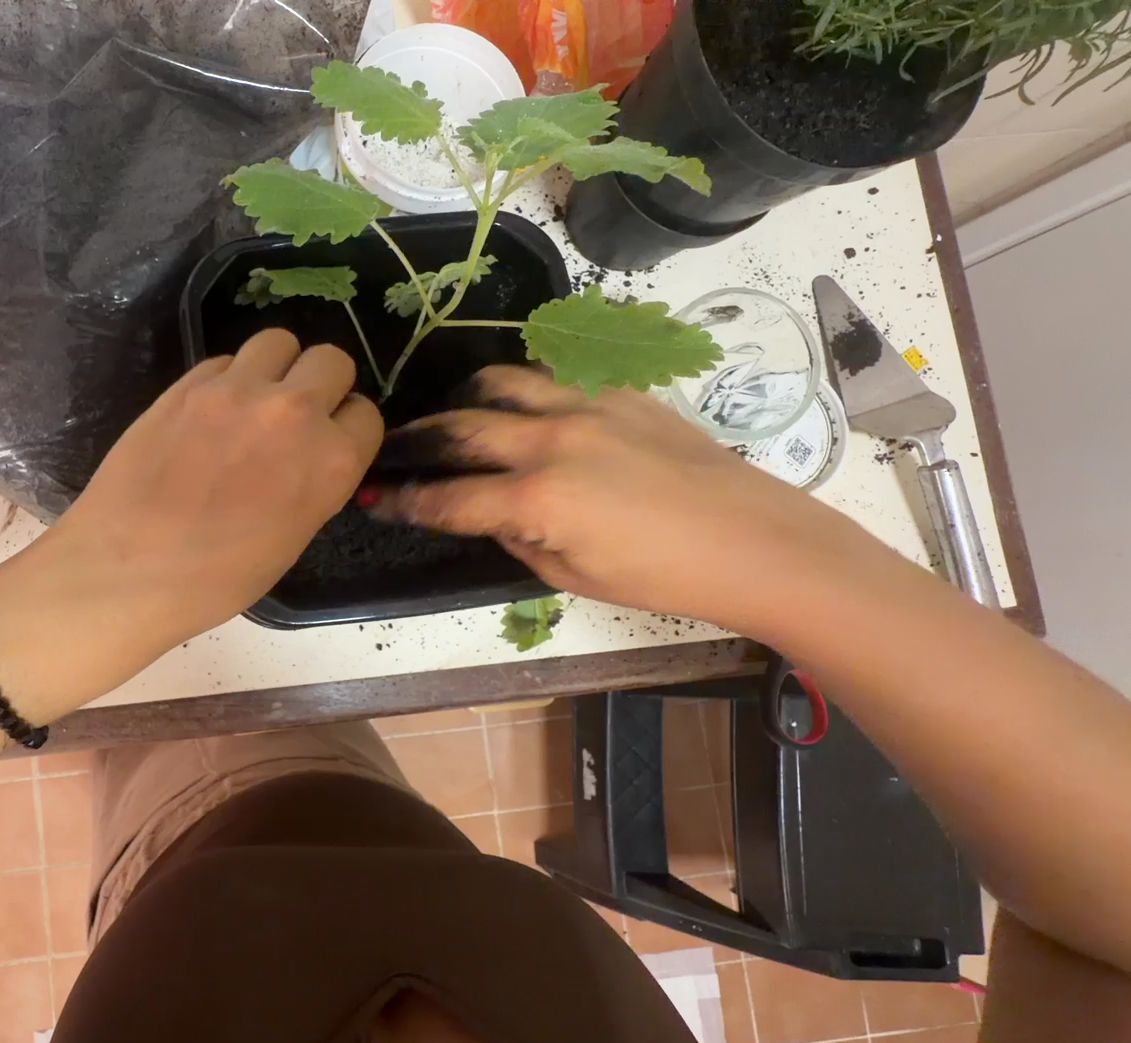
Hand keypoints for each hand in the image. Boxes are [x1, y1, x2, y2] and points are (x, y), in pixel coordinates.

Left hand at [45, 328, 382, 647]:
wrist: (128, 569)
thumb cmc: (216, 579)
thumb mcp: (291, 539)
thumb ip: (313, 483)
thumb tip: (306, 457)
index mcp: (332, 461)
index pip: (366, 415)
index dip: (348, 430)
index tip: (329, 443)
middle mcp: (292, 412)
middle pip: (331, 361)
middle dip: (322, 385)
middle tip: (295, 417)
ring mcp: (236, 390)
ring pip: (278, 342)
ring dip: (277, 367)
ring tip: (255, 402)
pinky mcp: (187, 384)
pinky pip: (224, 360)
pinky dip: (228, 379)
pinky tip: (210, 414)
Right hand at [362, 366, 902, 634]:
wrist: (757, 541)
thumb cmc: (661, 577)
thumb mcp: (569, 576)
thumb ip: (515, 536)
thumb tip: (489, 511)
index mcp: (538, 499)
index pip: (447, 497)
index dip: (402, 501)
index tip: (373, 498)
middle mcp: (552, 440)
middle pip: (459, 428)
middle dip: (413, 442)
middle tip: (389, 449)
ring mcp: (587, 407)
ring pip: (501, 383)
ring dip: (462, 399)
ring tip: (451, 416)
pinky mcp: (620, 393)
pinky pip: (551, 377)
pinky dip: (520, 390)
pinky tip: (519, 408)